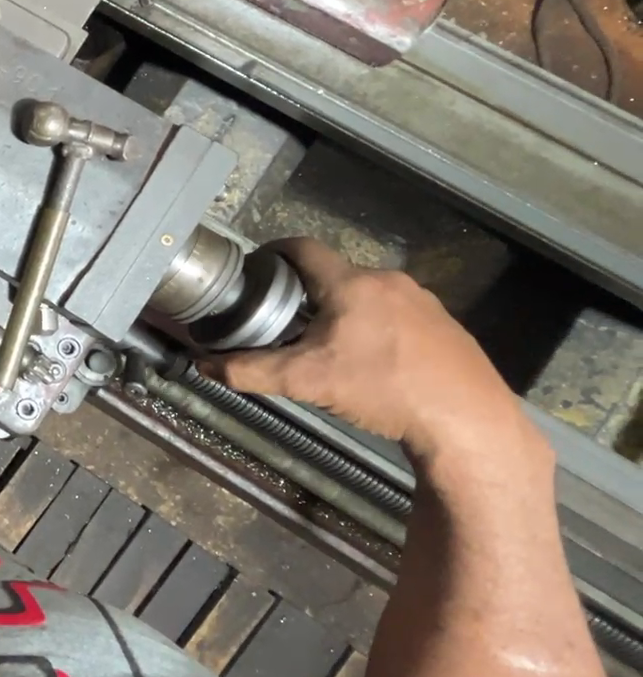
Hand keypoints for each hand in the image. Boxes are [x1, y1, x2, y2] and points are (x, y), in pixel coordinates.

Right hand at [209, 238, 538, 463]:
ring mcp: (425, 303)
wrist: (472, 428)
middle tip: (279, 313)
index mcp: (352, 284)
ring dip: (339, 306)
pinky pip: (395, 312)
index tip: (254, 268)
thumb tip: (202, 365)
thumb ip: (246, 371)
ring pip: (365, 292)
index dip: (272, 251)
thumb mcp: (303, 382)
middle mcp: (390, 282)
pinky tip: (369, 358)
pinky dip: (372, 324)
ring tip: (321, 337)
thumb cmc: (383, 391)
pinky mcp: (448, 328)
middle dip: (303, 288)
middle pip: (332, 272)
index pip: (301, 248)